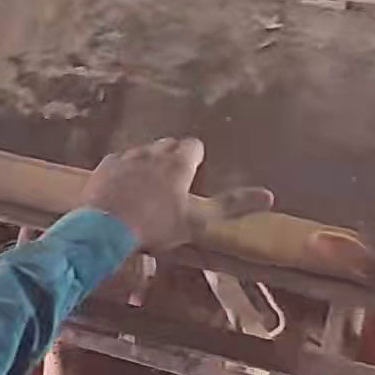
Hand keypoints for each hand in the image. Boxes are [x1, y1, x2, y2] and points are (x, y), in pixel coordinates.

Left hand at [80, 137, 273, 250]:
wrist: (105, 229)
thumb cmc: (155, 226)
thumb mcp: (197, 221)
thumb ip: (232, 206)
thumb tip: (270, 196)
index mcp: (178, 163)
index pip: (193, 145)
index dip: (194, 157)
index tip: (192, 171)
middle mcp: (153, 152)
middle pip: (167, 145)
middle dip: (170, 157)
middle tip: (170, 182)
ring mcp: (126, 157)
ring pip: (141, 151)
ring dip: (146, 163)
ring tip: (144, 187)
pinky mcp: (103, 166)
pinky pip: (117, 161)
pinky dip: (122, 170)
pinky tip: (120, 188)